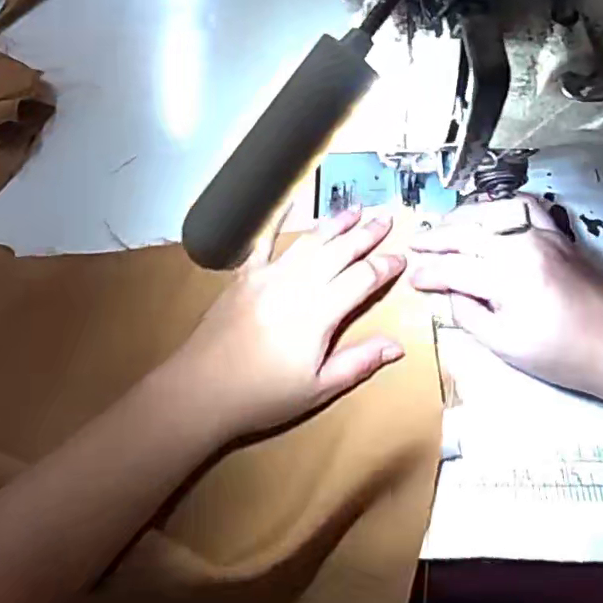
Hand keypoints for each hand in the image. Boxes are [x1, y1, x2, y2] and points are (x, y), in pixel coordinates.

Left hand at [160, 207, 406, 438]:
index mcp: (318, 314)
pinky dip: (279, 223)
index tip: (401, 257)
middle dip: (364, 234)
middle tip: (385, 218)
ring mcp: (267, 275)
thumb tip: (397, 346)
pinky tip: (291, 207)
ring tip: (354, 211)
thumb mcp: (318, 389)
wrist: (201, 388)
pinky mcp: (244, 275)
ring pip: (307, 242)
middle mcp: (294, 285)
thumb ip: (358, 362)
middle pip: (337, 251)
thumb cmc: (262, 395)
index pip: (360, 279)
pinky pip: (264, 242)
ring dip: (333, 224)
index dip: (384, 267)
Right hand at [407, 195, 602, 397]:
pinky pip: (525, 205)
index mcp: (508, 277)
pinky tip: (488, 213)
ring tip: (443, 227)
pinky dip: (501, 205)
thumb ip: (468, 315)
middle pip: (465, 233)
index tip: (411, 279)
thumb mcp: (505, 346)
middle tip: (414, 245)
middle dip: (434, 239)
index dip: (427, 273)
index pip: (453, 268)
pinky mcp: (557, 234)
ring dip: (460, 217)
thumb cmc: (563, 355)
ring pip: (489, 211)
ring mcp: (542, 235)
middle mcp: (522, 246)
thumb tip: (449, 293)